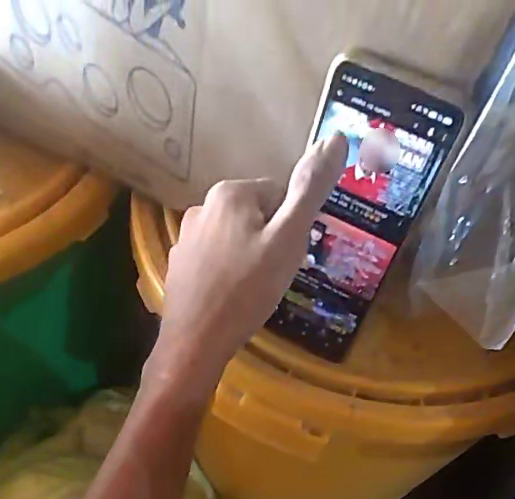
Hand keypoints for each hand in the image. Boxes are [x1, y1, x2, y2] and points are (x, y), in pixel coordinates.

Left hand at [148, 135, 345, 397]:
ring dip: (245, 261)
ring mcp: (184, 239)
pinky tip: (228, 302)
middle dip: (267, 243)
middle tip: (269, 279)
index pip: (278, 196)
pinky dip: (224, 278)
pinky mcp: (177, 269)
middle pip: (253, 217)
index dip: (289, 229)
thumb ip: (310, 190)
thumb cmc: (246, 292)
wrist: (195, 343)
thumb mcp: (288, 239)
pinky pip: (212, 264)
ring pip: (232, 242)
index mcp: (229, 193)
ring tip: (248, 294)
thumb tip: (337, 138)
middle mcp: (200, 207)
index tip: (285, 259)